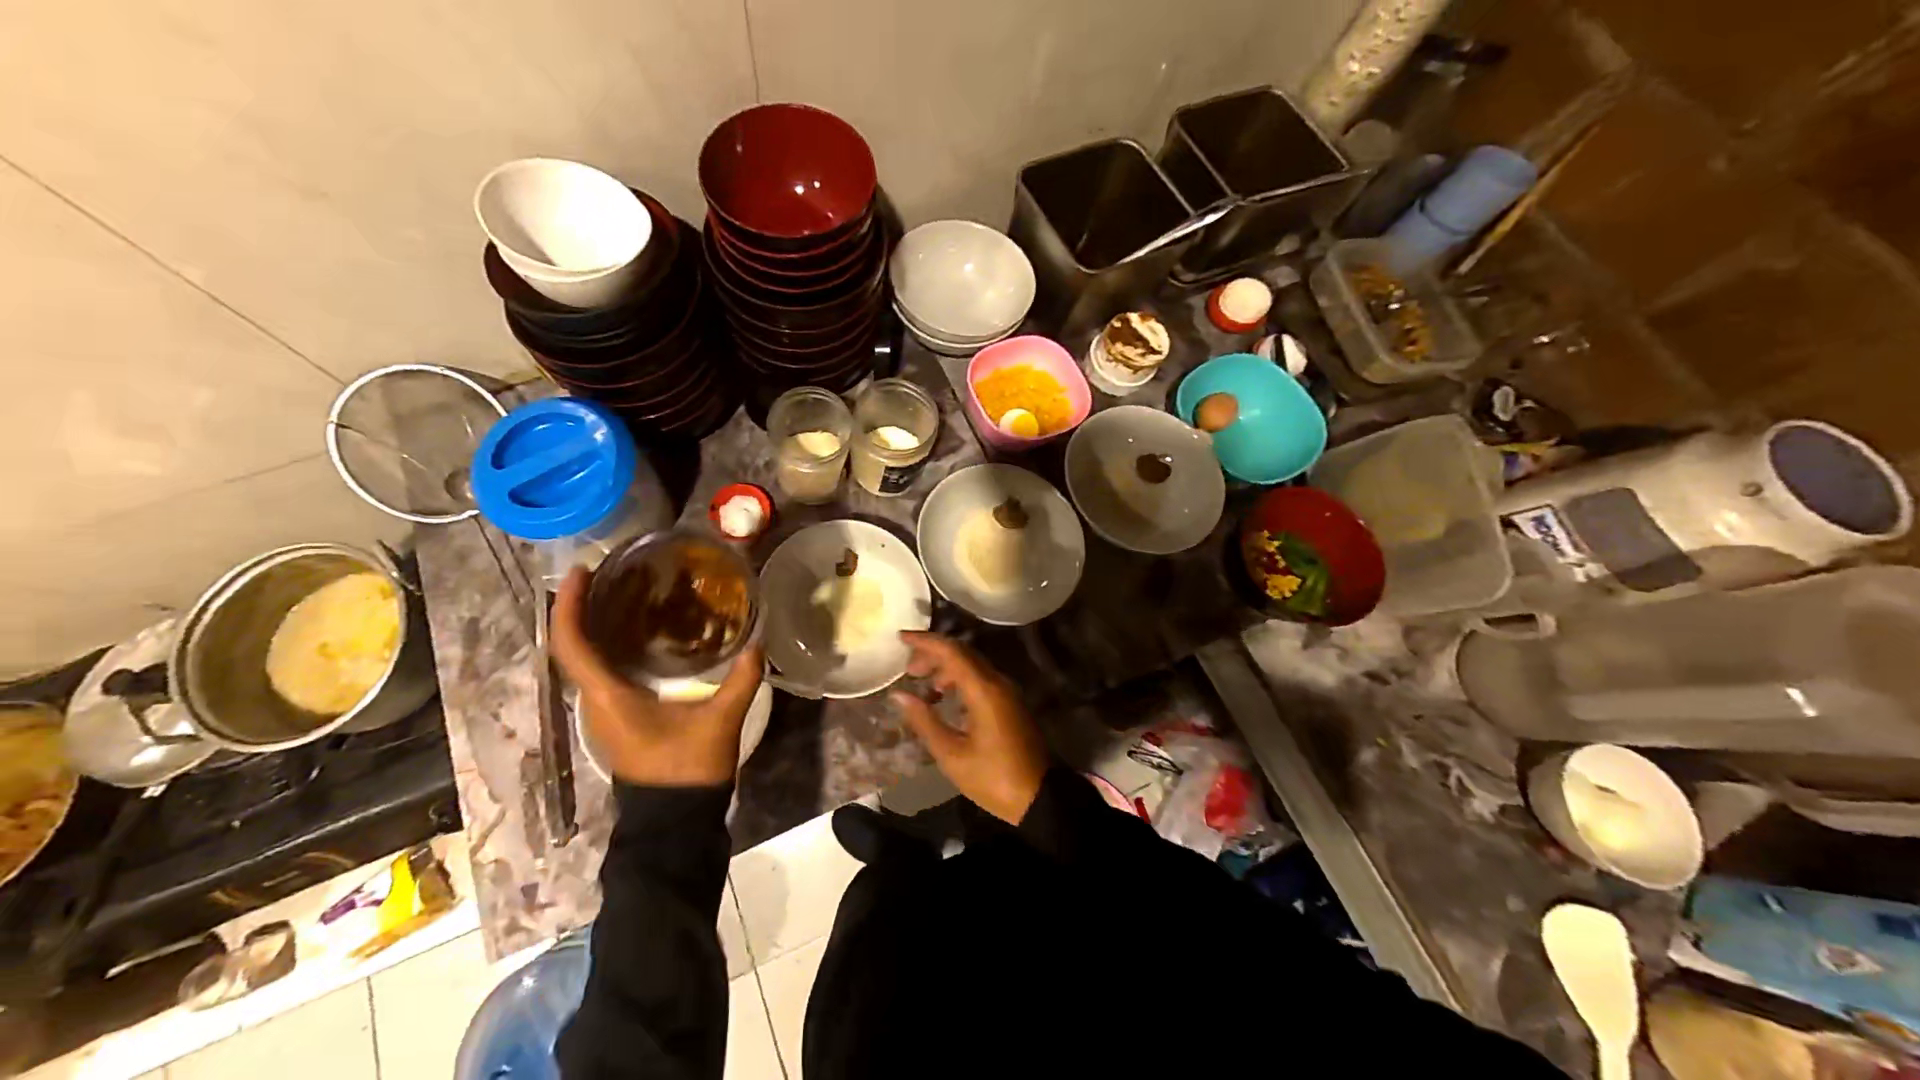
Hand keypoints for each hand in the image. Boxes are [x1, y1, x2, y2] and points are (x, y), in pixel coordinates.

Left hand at [549, 566, 764, 787]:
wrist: (674, 818)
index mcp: (609, 698)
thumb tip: (758, 642)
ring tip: (626, 593)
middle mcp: (596, 701)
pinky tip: (640, 632)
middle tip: (611, 573)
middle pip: (573, 646)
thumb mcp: (720, 721)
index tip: (581, 572)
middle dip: (582, 606)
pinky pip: (601, 671)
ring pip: (586, 658)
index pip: (572, 645)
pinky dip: (610, 644)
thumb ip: (741, 680)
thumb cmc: (687, 768)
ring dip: (595, 624)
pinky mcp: (617, 717)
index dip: (570, 606)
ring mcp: (603, 711)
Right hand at [890, 632, 1046, 825]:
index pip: (952, 652)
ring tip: (923, 684)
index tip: (901, 638)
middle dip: (934, 654)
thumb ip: (924, 720)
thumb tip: (899, 695)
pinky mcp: (1011, 704)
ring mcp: (1008, 693)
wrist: (1039, 797)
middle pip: (964, 653)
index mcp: (985, 691)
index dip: (925, 642)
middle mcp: (998, 683)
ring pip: (974, 665)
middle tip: (909, 669)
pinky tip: (944, 696)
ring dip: (947, 667)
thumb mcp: (951, 754)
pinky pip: (982, 679)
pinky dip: (960, 679)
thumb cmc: (992, 778)